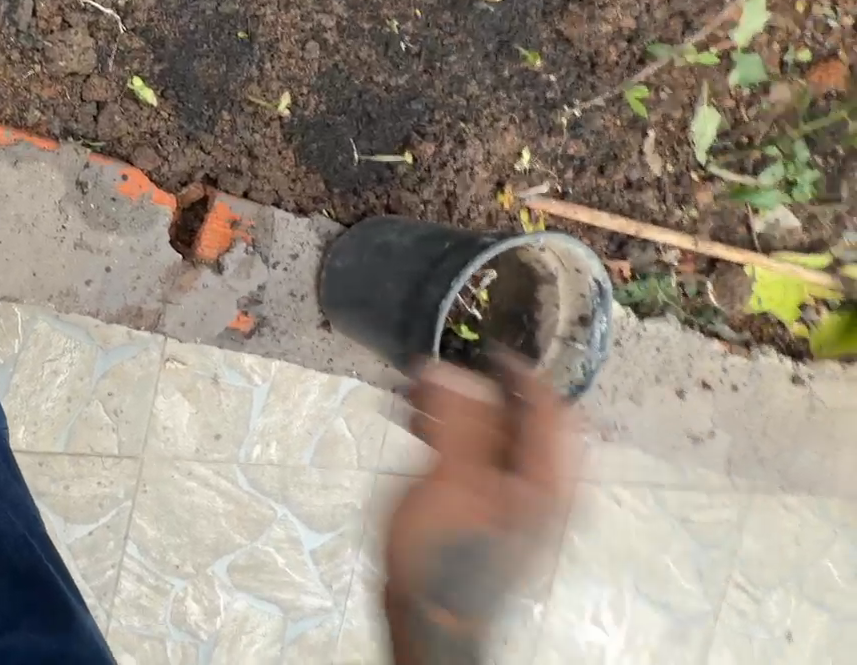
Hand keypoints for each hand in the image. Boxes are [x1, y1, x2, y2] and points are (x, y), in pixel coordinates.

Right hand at [382, 356, 575, 664]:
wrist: (429, 613)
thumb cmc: (446, 549)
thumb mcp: (452, 480)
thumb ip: (459, 424)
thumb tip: (452, 370)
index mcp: (546, 480)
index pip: (551, 410)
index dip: (520, 373)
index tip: (476, 346)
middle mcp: (537, 484)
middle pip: (516, 418)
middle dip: (470, 387)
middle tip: (425, 372)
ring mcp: (507, 495)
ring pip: (487, 432)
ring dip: (450, 405)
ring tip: (407, 394)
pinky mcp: (477, 501)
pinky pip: (467, 449)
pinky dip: (441, 428)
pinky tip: (407, 421)